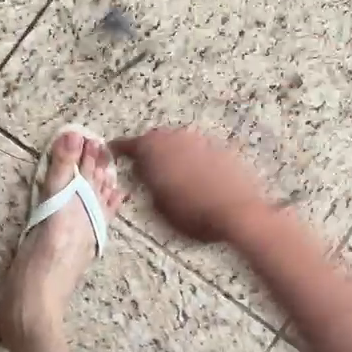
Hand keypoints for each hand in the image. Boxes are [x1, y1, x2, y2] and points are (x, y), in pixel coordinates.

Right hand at [112, 127, 270, 243]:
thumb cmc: (194, 214)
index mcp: (152, 149)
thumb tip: (142, 177)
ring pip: (177, 144)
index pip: (126, 145)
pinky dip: (193, 161)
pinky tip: (199, 179)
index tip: (112, 151)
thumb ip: (146, 185)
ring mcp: (197, 139)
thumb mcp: (158, 207)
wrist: (239, 212)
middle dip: (148, 153)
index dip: (117, 150)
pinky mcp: (219, 147)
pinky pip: (198, 151)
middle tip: (146, 171)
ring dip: (172, 155)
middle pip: (153, 141)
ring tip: (175, 177)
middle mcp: (173, 137)